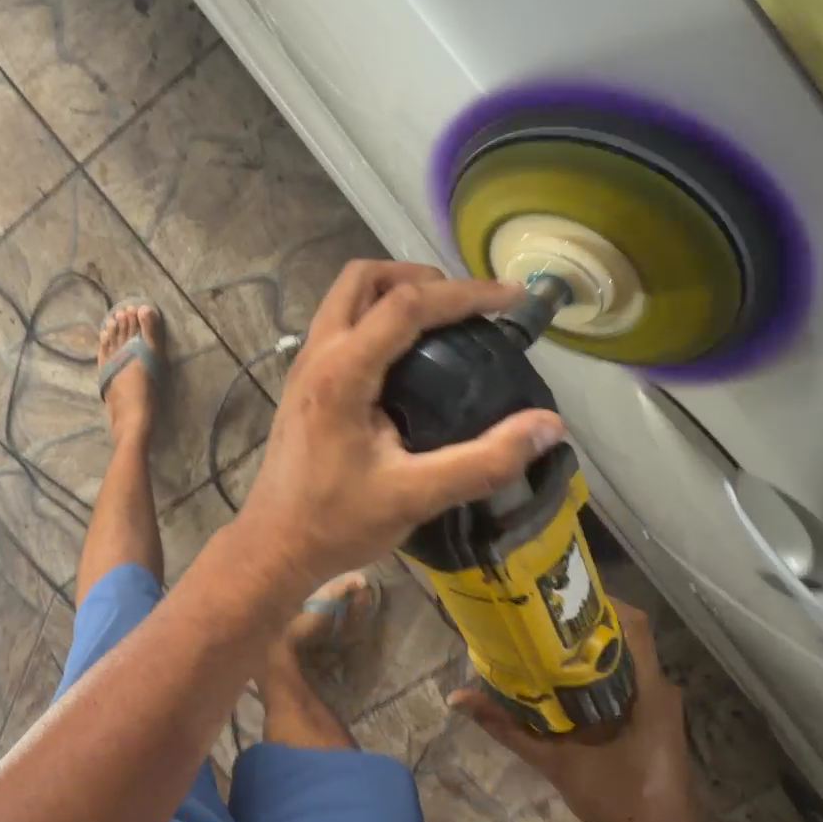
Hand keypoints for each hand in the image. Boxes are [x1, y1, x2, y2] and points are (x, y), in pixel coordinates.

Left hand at [232, 260, 564, 588]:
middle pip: (360, 278)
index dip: (464, 293)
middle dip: (417, 276)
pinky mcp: (302, 382)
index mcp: (341, 373)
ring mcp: (303, 367)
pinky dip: (374, 316)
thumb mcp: (415, 497)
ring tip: (443, 319)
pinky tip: (408, 355)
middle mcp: (316, 356)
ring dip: (391, 292)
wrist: (274, 544)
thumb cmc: (336, 522)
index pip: (405, 305)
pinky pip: (338, 324)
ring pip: (344, 297)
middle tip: (464, 304)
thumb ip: (483, 461)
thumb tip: (548, 426)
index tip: (512, 299)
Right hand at [449, 599, 703, 821]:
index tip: (553, 591)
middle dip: (579, 617)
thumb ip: (507, 728)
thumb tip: (456, 696)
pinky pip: (623, 674)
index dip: (598, 599)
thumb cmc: (618, 800)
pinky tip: (556, 670)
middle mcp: (657, 688)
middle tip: (533, 609)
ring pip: (621, 653)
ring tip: (538, 632)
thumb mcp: (557, 763)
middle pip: (621, 633)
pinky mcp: (650, 715)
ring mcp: (656, 701)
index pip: (631, 624)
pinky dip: (592, 665)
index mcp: (647, 691)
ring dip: (584, 641)